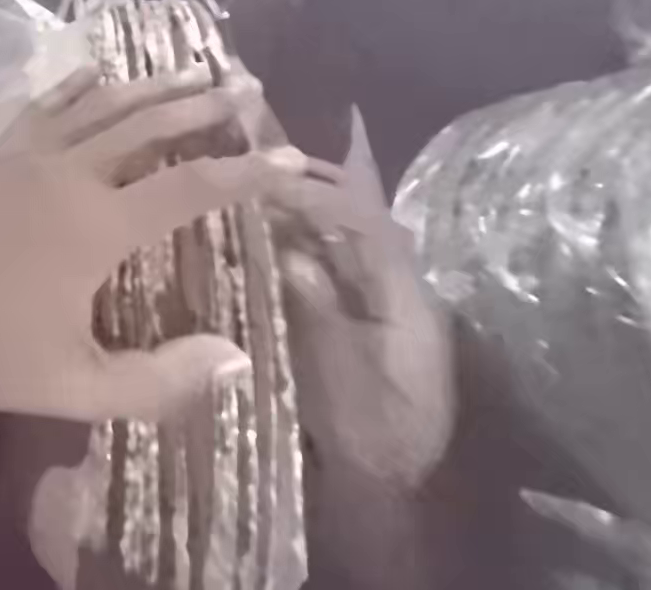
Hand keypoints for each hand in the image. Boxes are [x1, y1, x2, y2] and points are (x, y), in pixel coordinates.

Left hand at [0, 65, 307, 422]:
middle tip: (246, 88)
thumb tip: (238, 358)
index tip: (287, 158)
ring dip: (152, 85)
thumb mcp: (80, 389)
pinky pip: (48, 104)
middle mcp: (69, 175)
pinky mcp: (1, 150)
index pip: (188, 188)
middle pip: (150, 126)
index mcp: (95, 228)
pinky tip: (101, 70)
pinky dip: (80, 83)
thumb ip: (162, 381)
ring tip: (193, 69)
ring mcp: (30, 154)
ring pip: (103, 104)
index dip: (245, 172)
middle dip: (203, 106)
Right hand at [273, 106, 453, 487]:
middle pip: (351, 215)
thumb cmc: (374, 431)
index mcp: (405, 293)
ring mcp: (370, 289)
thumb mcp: (346, 380)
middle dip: (303, 190)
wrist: (394, 479)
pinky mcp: (351, 303)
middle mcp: (391, 278)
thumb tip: (290, 256)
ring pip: (333, 232)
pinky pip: (321, 257)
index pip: (366, 222)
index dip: (318, 194)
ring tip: (246, 193)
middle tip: (250, 172)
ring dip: (293, 210)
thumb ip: (321, 315)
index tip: (268, 179)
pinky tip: (256, 234)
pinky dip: (289, 240)